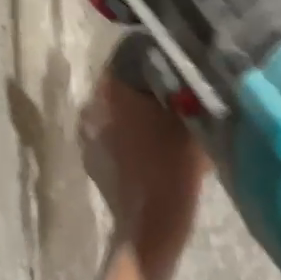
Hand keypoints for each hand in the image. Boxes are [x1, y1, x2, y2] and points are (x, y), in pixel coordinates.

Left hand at [79, 46, 208, 279]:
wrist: (151, 225)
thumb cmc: (173, 166)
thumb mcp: (191, 118)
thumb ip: (188, 87)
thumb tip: (192, 67)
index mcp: (111, 89)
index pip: (130, 54)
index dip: (159, 55)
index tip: (182, 64)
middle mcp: (91, 106)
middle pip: (124, 82)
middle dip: (151, 86)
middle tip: (182, 93)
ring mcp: (87, 136)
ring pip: (119, 110)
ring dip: (142, 111)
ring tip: (173, 120)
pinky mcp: (93, 161)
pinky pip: (116, 134)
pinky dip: (134, 134)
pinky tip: (158, 146)